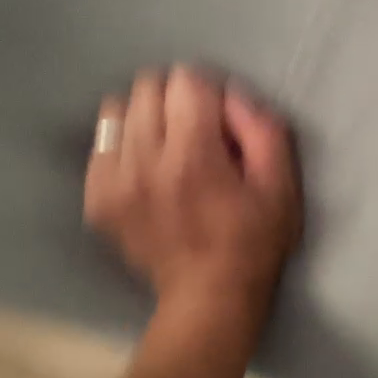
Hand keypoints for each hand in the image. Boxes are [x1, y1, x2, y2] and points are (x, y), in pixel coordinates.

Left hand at [84, 66, 302, 326]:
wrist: (209, 295)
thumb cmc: (257, 239)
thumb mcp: (282, 185)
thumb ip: (263, 131)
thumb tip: (233, 96)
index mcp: (193, 157)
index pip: (186, 83)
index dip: (212, 89)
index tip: (226, 114)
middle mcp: (143, 162)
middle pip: (147, 88)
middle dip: (178, 96)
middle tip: (201, 126)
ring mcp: (112, 181)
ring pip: (117, 109)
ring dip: (148, 115)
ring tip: (172, 142)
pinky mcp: (95, 198)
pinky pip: (101, 144)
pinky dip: (126, 142)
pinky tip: (151, 166)